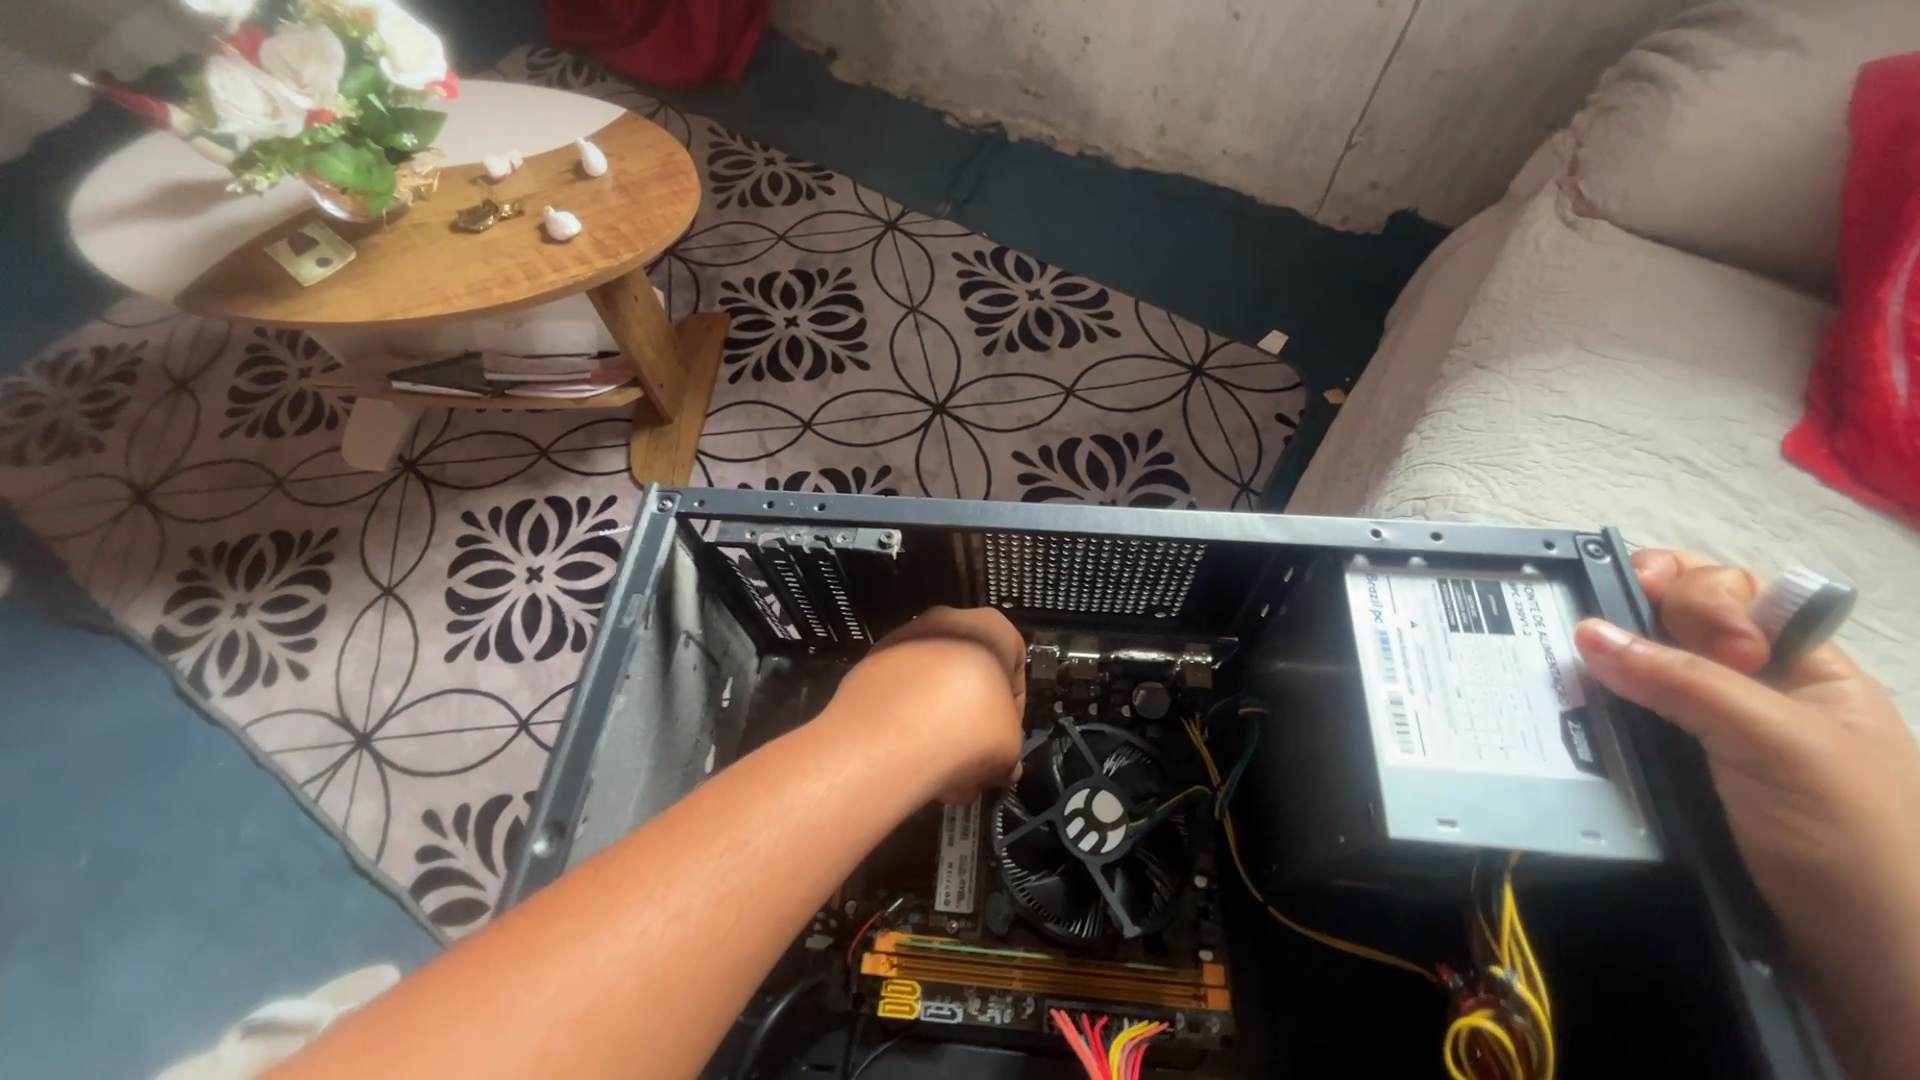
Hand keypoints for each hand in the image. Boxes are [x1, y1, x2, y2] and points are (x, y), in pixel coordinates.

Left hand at [822, 606, 1026, 803]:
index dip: (1013, 709)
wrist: (890, 735)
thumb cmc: (969, 727)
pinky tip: (910, 759)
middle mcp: (945, 621)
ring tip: (941, 771)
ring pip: (931, 687)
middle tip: (974, 762)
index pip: (1014, 664)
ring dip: (940, 726)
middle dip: (972, 722)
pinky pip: (899, 695)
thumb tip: (1002, 766)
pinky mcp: (867, 665)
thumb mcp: (1012, 747)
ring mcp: (900, 641)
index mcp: (990, 626)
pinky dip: (907, 722)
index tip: (1005, 740)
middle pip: (969, 676)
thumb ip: (1011, 748)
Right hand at [1574, 549, 1919, 1079]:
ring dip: (1595, 667)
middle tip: (1610, 650)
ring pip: (1631, 673)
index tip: (1706, 642)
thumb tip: (1585, 630)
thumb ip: (1686, 680)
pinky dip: (1583, 713)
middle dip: (1631, 617)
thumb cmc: (1851, 839)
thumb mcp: (1783, 744)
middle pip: (1669, 622)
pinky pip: (1613, 723)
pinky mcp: (1661, 773)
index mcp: (1800, 667)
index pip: (1731, 593)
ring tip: (1561, 671)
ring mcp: (1698, 733)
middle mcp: (1744, 689)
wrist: (1863, 958)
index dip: (1701, 597)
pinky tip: (1561, 712)